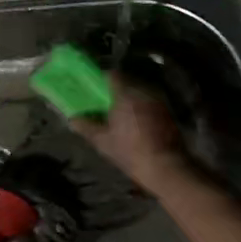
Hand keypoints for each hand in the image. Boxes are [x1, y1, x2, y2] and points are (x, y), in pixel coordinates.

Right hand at [67, 73, 189, 191]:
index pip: (112, 75)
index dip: (102, 79)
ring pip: (140, 91)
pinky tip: (137, 121)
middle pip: (127, 81)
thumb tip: (72, 119)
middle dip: (116, 89)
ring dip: (130, 97)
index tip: (95, 88)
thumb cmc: (130, 152)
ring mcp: (158, 100)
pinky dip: (142, 106)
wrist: (165, 167)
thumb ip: (86, 127)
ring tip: (121, 112)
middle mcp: (143, 91)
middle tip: (106, 101)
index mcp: (126, 94)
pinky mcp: (168, 111)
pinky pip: (150, 101)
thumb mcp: (102, 142)